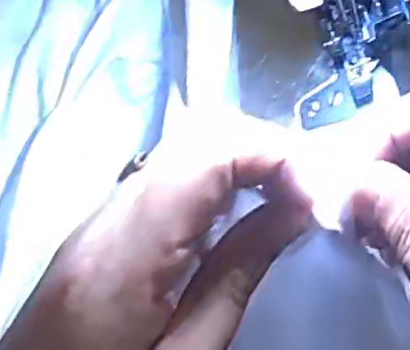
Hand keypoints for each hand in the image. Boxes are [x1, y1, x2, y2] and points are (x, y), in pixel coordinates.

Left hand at [0, 114, 311, 349]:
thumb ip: (239, 275)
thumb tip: (298, 208)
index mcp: (122, 252)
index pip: (214, 152)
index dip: (277, 156)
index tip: (312, 197)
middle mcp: (106, 218)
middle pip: (203, 134)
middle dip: (268, 148)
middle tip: (306, 190)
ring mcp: (97, 222)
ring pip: (190, 144)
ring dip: (247, 156)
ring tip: (284, 193)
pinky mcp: (100, 233)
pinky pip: (174, 171)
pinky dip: (221, 171)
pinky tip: (242, 204)